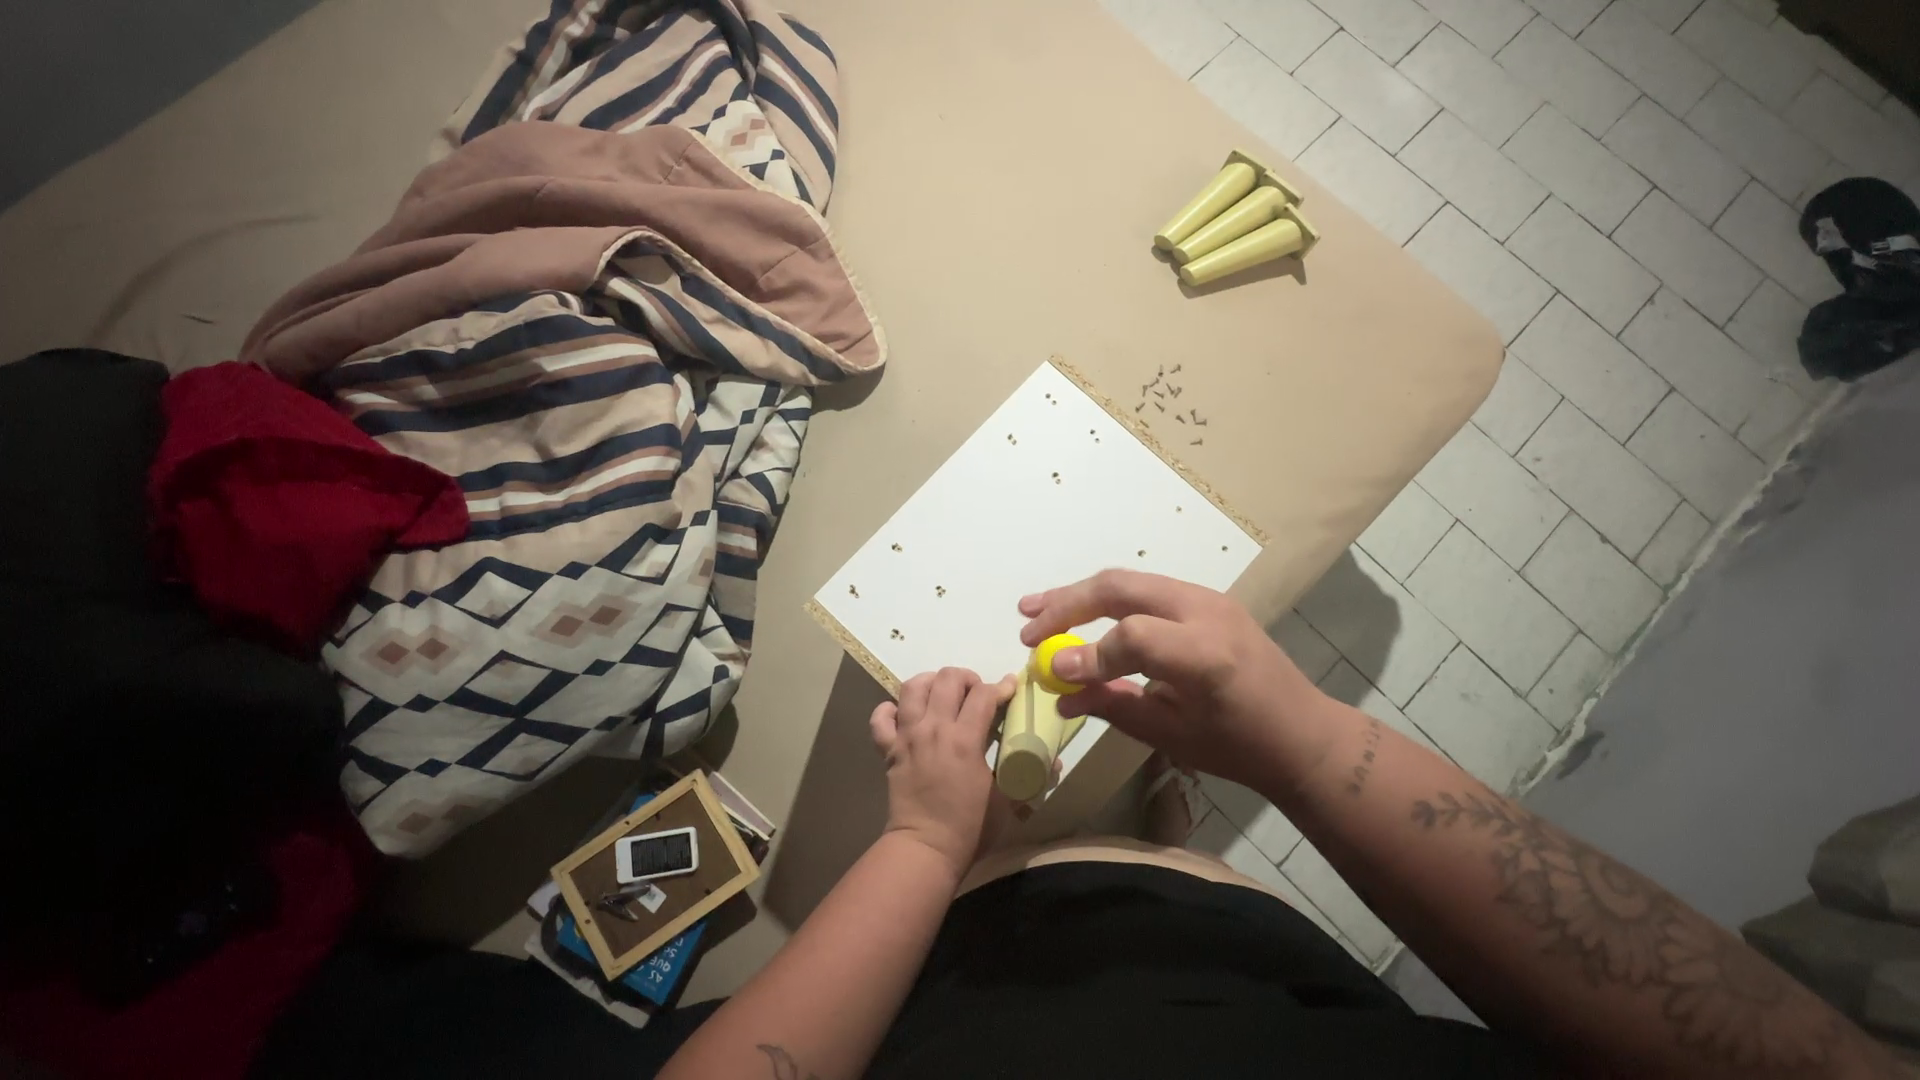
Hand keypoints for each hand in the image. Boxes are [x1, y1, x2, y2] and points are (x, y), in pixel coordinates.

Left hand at [868, 668, 1013, 875]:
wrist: (926, 850)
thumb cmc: (970, 827)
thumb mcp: (1007, 801)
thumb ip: (1029, 776)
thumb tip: (1055, 762)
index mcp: (964, 740)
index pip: (983, 694)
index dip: (1001, 686)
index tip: (1010, 687)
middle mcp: (933, 729)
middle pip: (947, 679)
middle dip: (966, 678)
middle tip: (976, 693)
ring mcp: (907, 736)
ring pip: (912, 687)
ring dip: (930, 682)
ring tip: (942, 694)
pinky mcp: (888, 750)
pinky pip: (880, 718)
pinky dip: (890, 709)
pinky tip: (904, 714)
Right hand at [1018, 569, 1331, 792]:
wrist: (1302, 733)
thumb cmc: (1238, 747)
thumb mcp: (1171, 734)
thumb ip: (1112, 705)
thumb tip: (1058, 691)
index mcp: (1204, 655)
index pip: (1130, 636)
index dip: (1085, 653)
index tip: (1050, 671)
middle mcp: (1206, 613)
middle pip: (1121, 588)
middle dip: (1068, 603)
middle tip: (1026, 622)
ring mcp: (1209, 599)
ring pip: (1130, 580)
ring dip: (1082, 594)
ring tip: (1038, 609)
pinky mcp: (1207, 599)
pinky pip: (1147, 589)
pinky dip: (1109, 599)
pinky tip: (1083, 613)